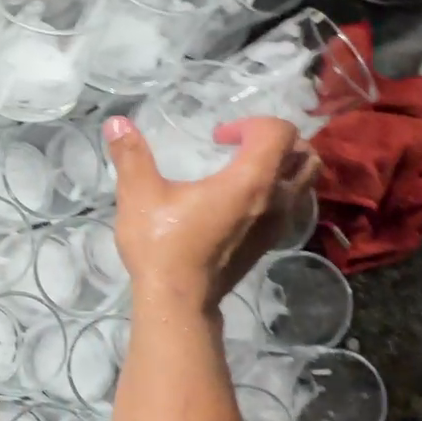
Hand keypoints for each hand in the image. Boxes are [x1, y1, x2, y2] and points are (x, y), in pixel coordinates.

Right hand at [102, 115, 319, 312]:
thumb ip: (131, 156)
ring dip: (282, 168)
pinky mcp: (268, 243)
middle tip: (240, 148)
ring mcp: (277, 224)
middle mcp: (275, 198)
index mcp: (250, 180)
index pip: (278, 132)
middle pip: (304, 154)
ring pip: (303, 183)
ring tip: (244, 172)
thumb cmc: (161, 244)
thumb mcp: (138, 196)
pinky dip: (276, 193)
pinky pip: (290, 206)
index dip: (249, 124)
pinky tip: (240, 203)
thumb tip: (116, 121)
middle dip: (276, 142)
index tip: (217, 137)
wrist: (177, 299)